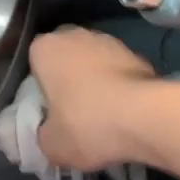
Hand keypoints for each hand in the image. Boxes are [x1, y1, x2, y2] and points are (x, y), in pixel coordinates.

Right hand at [29, 26, 157, 170]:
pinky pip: (118, 69)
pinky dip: (119, 85)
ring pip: (93, 60)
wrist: (145, 114)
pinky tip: (126, 111)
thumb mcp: (53, 145)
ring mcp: (105, 39)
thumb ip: (43, 136)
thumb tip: (49, 134)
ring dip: (96, 79)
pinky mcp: (134, 51)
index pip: (35, 62)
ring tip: (105, 114)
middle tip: (76, 112)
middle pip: (65, 57)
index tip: (53, 110)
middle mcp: (72, 34)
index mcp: (45, 48)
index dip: (43, 87)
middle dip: (69, 78)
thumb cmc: (87, 123)